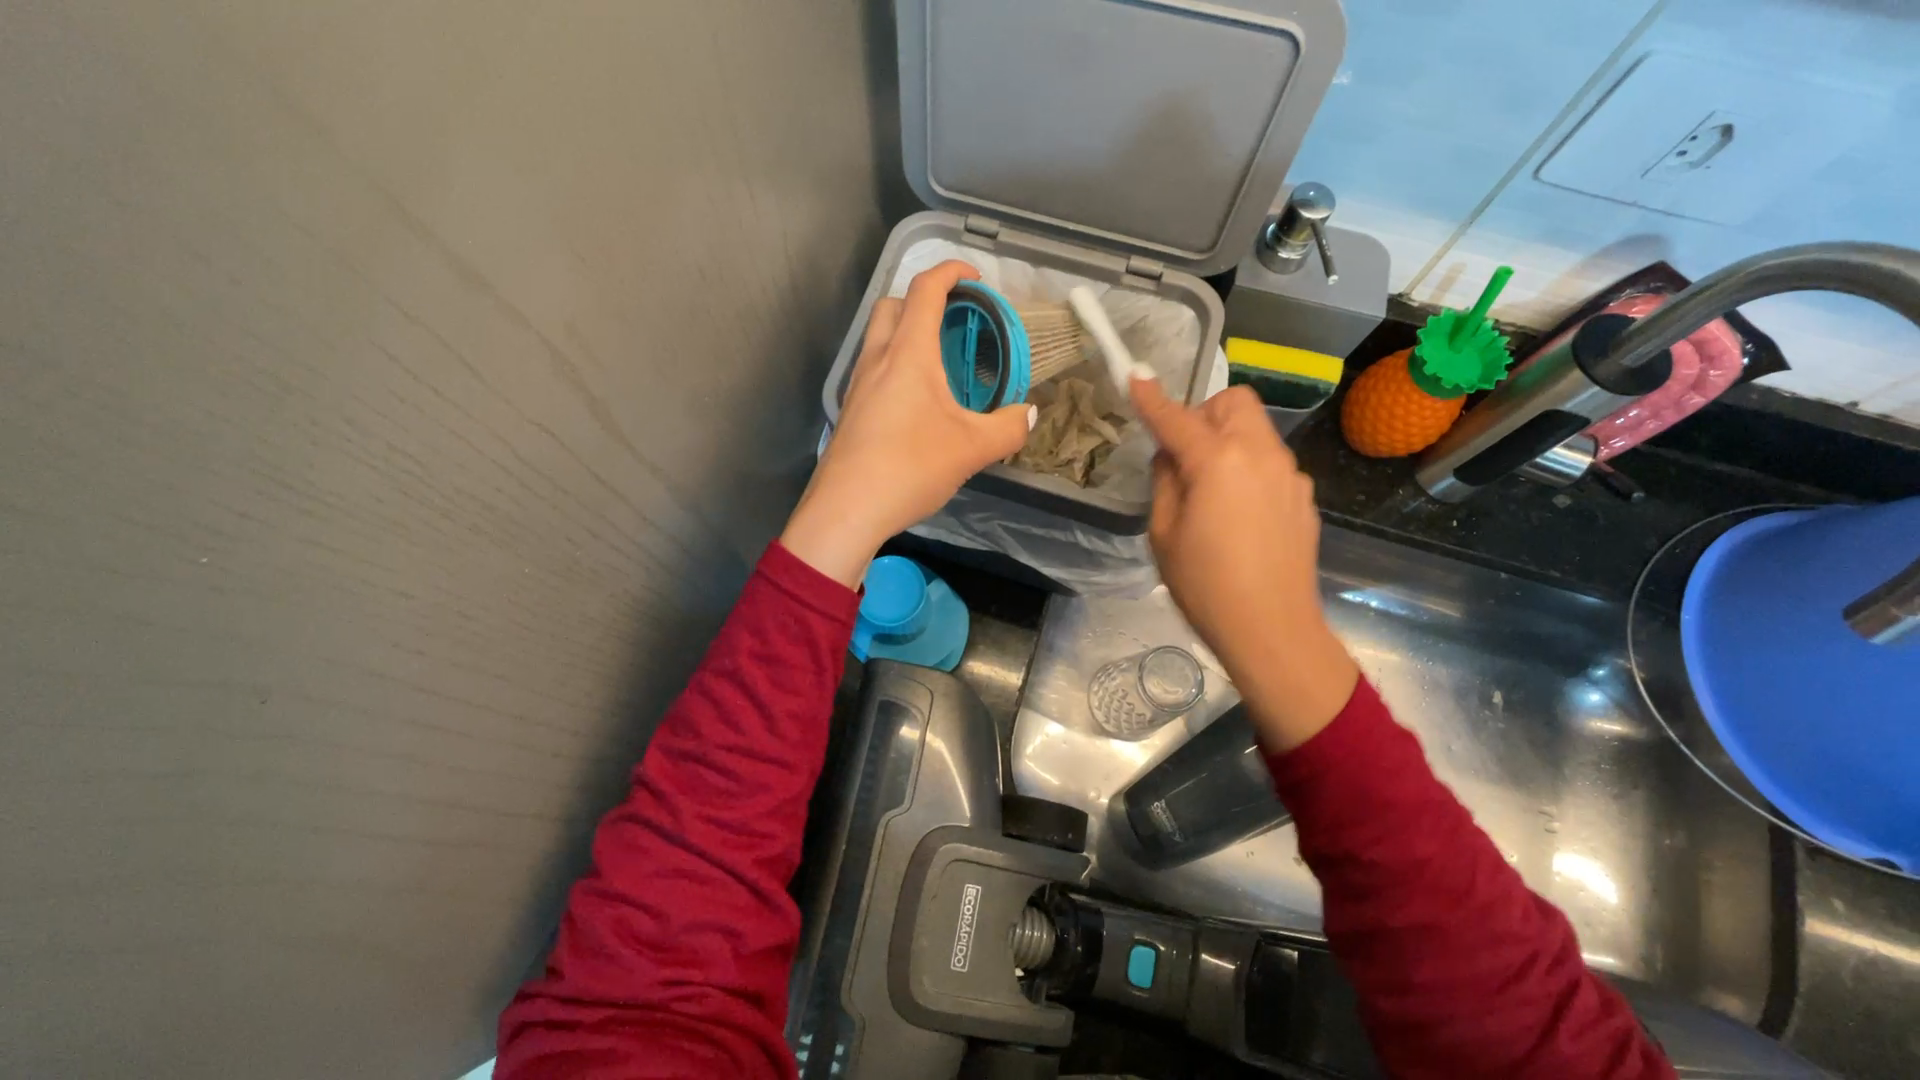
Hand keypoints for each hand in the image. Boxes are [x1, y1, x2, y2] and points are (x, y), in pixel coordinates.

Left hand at [781, 261, 1036, 587]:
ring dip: (906, 332)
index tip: (975, 279)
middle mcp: (878, 359)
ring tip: (939, 361)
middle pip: (893, 305)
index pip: (926, 289)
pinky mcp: (851, 411)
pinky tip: (916, 400)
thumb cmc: (910, 467)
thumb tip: (1029, 414)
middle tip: (954, 319)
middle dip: (923, 299)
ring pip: (878, 337)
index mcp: (909, 353)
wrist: (846, 510)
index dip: (951, 272)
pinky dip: (896, 364)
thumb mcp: (973, 449)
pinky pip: (873, 369)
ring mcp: (858, 385)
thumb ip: (1008, 428)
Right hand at [1131, 376, 1358, 750]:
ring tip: (1210, 490)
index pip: (1176, 417)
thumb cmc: (1206, 586)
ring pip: (1256, 432)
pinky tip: (1239, 517)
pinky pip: (1270, 465)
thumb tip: (1171, 455)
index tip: (1135, 376)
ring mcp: (1290, 475)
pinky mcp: (1304, 498)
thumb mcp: (1164, 534)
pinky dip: (1249, 470)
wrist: (1273, 631)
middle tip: (1183, 453)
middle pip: (1233, 403)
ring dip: (1228, 441)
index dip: (1151, 398)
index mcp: (1219, 460)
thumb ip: (1166, 481)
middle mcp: (1260, 455)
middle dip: (1205, 413)